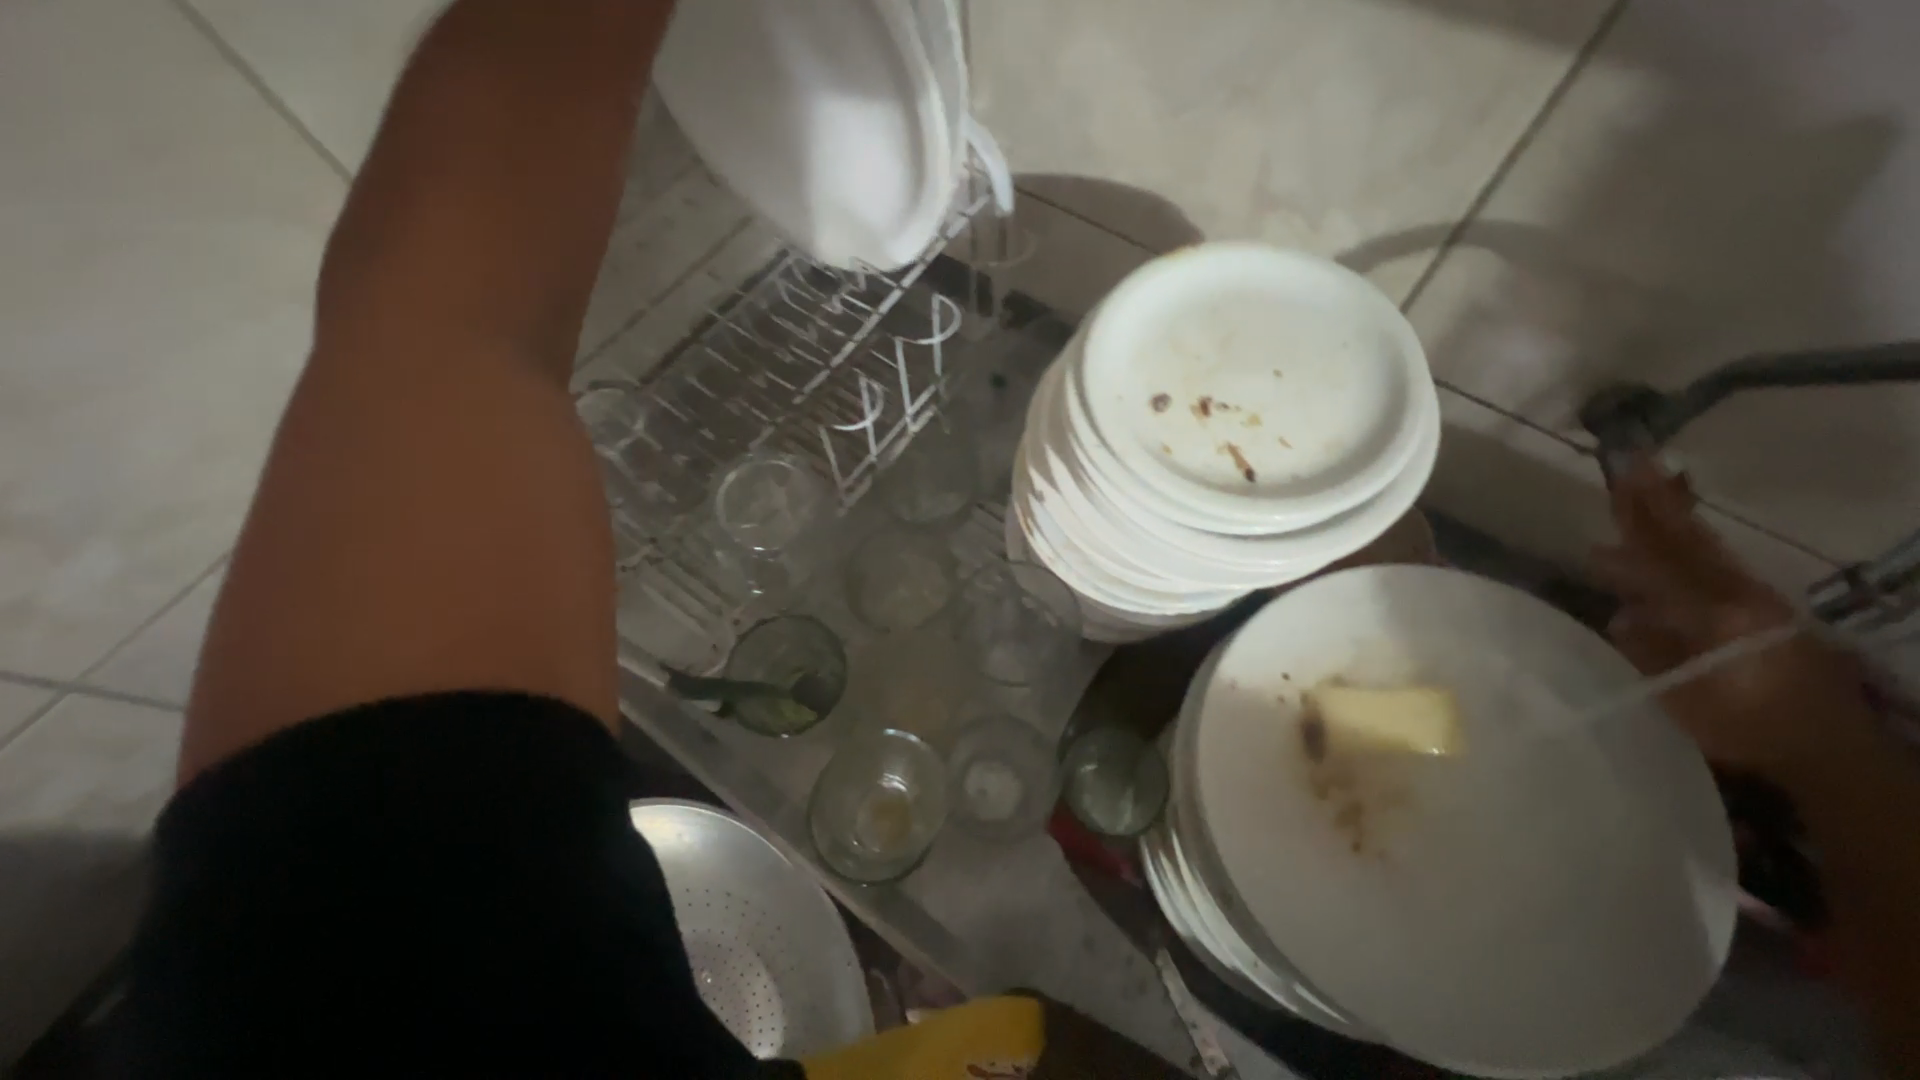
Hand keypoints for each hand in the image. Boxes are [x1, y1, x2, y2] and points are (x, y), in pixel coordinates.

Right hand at [1593, 458, 1870, 779]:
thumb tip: (1623, 613)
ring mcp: (1757, 603)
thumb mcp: (1688, 698)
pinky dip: (1690, 545)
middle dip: (1659, 505)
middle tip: (1634, 465)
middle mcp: (1742, 597)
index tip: (1620, 482)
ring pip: (1706, 551)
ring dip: (1672, 521)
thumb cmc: (1750, 729)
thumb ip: (1652, 650)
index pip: (1665, 560)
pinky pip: (1717, 567)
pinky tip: (1671, 542)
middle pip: (1689, 542)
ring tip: (1645, 491)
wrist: (1830, 751)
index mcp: (1718, 614)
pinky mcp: (1763, 614)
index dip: (1640, 523)